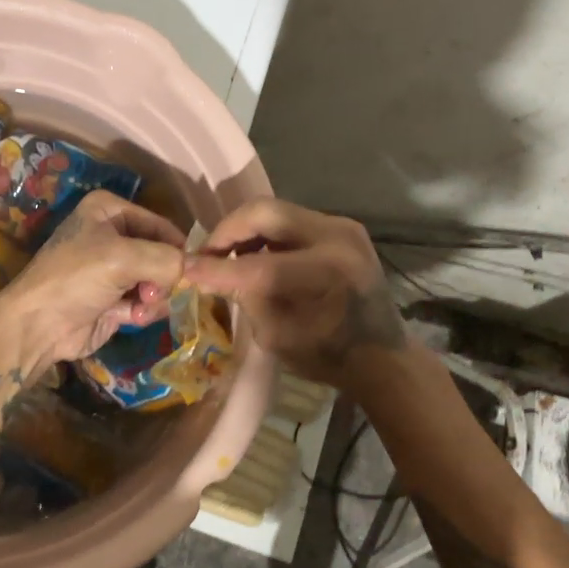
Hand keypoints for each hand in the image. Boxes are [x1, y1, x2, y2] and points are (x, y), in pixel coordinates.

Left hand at [0, 191, 186, 370]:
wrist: (38, 325)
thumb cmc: (76, 278)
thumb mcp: (122, 258)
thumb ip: (167, 259)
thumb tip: (196, 270)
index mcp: (109, 210)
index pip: (161, 225)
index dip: (178, 248)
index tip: (190, 272)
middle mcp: (112, 234)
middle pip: (161, 254)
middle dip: (163, 277)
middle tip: (153, 292)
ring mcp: (112, 269)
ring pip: (157, 281)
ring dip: (154, 296)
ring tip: (141, 305)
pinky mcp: (113, 299)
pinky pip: (145, 301)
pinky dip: (143, 310)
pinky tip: (131, 317)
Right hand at [184, 199, 405, 385]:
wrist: (382, 354)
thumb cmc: (329, 356)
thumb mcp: (277, 336)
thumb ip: (245, 298)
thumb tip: (205, 272)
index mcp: (325, 272)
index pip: (257, 263)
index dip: (216, 267)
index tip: (185, 270)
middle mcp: (337, 237)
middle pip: (264, 213)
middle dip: (227, 232)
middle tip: (207, 255)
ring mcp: (342, 226)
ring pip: (275, 211)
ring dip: (246, 231)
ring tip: (227, 255)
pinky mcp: (341, 227)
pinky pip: (291, 220)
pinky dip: (266, 234)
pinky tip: (254, 253)